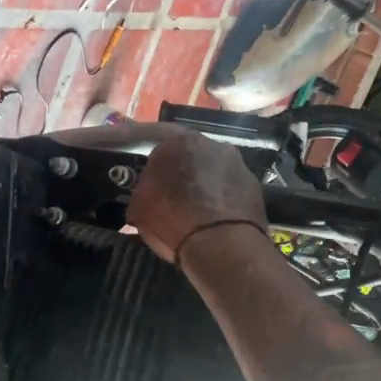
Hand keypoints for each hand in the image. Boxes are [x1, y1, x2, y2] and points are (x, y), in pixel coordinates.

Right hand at [127, 129, 265, 261]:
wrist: (222, 245)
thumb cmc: (173, 217)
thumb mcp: (139, 205)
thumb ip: (143, 189)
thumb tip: (147, 194)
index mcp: (179, 140)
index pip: (152, 135)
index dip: (135, 144)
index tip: (125, 152)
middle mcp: (211, 144)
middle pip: (186, 153)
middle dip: (174, 167)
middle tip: (161, 185)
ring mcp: (237, 166)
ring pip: (209, 171)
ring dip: (198, 184)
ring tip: (186, 205)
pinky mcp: (254, 189)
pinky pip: (227, 190)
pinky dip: (216, 200)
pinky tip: (207, 218)